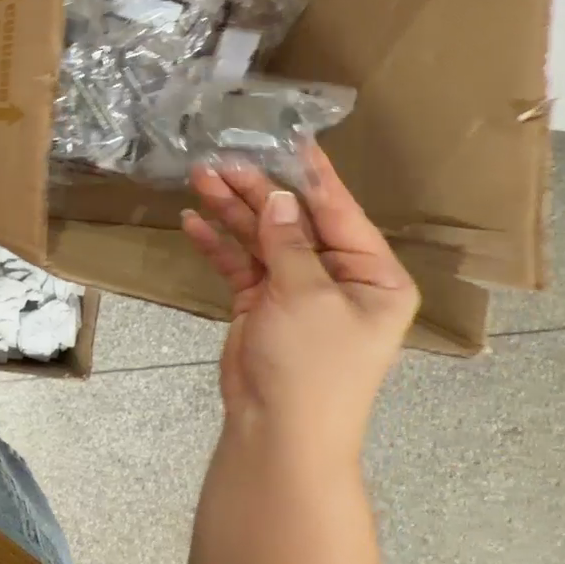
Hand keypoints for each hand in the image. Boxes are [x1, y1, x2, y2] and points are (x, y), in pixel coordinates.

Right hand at [180, 143, 417, 462]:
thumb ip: (290, 244)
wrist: (280, 423)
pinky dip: (216, 244)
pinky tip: (191, 222)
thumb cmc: (312, 362)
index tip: (292, 140)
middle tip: (221, 160)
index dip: (314, 177)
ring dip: (230, 211)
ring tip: (197, 179)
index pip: (341, 214)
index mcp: (373, 276)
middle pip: (293, 222)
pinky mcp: (260, 302)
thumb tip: (279, 198)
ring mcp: (295, 290)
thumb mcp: (305, 296)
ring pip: (261, 238)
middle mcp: (338, 277)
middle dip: (257, 191)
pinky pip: (238, 263)